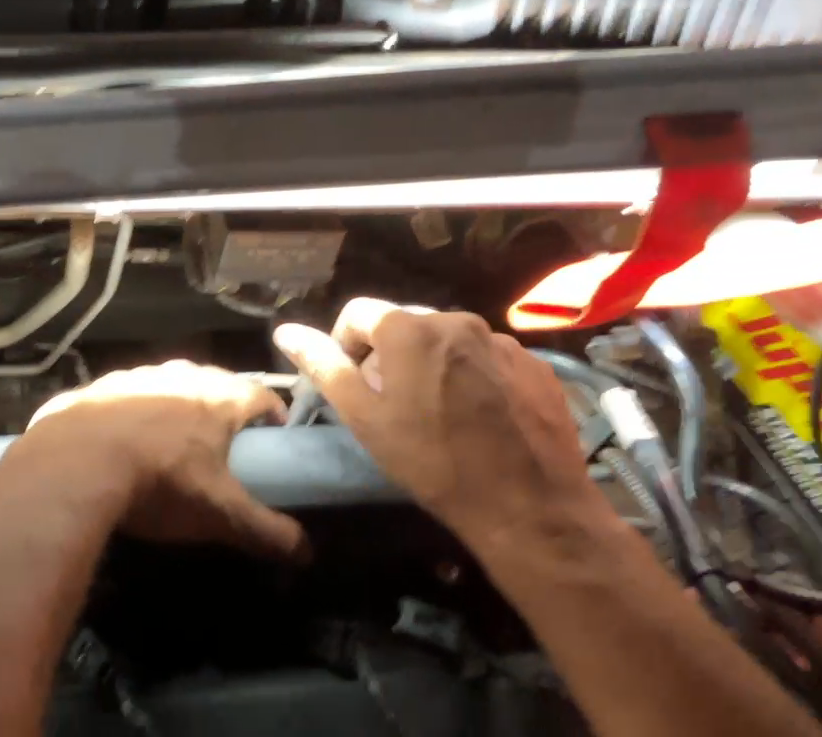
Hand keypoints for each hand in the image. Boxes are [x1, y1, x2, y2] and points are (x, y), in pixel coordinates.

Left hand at [24, 361, 308, 562]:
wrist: (75, 462)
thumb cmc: (161, 483)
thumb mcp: (221, 515)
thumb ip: (267, 532)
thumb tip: (307, 552)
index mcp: (217, 397)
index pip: (260, 394)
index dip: (271, 415)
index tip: (275, 437)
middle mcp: (179, 375)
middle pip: (213, 384)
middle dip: (222, 410)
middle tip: (224, 445)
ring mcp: (134, 376)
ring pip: (167, 386)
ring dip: (174, 408)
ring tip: (171, 445)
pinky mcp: (96, 387)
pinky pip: (125, 397)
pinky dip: (131, 415)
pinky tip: (121, 443)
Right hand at [272, 300, 607, 553]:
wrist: (529, 507)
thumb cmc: (432, 461)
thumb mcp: (364, 418)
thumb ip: (324, 366)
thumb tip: (286, 331)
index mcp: (409, 328)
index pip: (358, 313)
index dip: (345, 345)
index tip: (353, 384)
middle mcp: (456, 320)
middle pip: (405, 325)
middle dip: (390, 355)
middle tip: (392, 403)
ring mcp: (502, 341)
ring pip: (449, 341)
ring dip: (433, 364)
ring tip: (438, 412)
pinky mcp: (535, 365)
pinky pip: (488, 358)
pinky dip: (474, 376)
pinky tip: (479, 417)